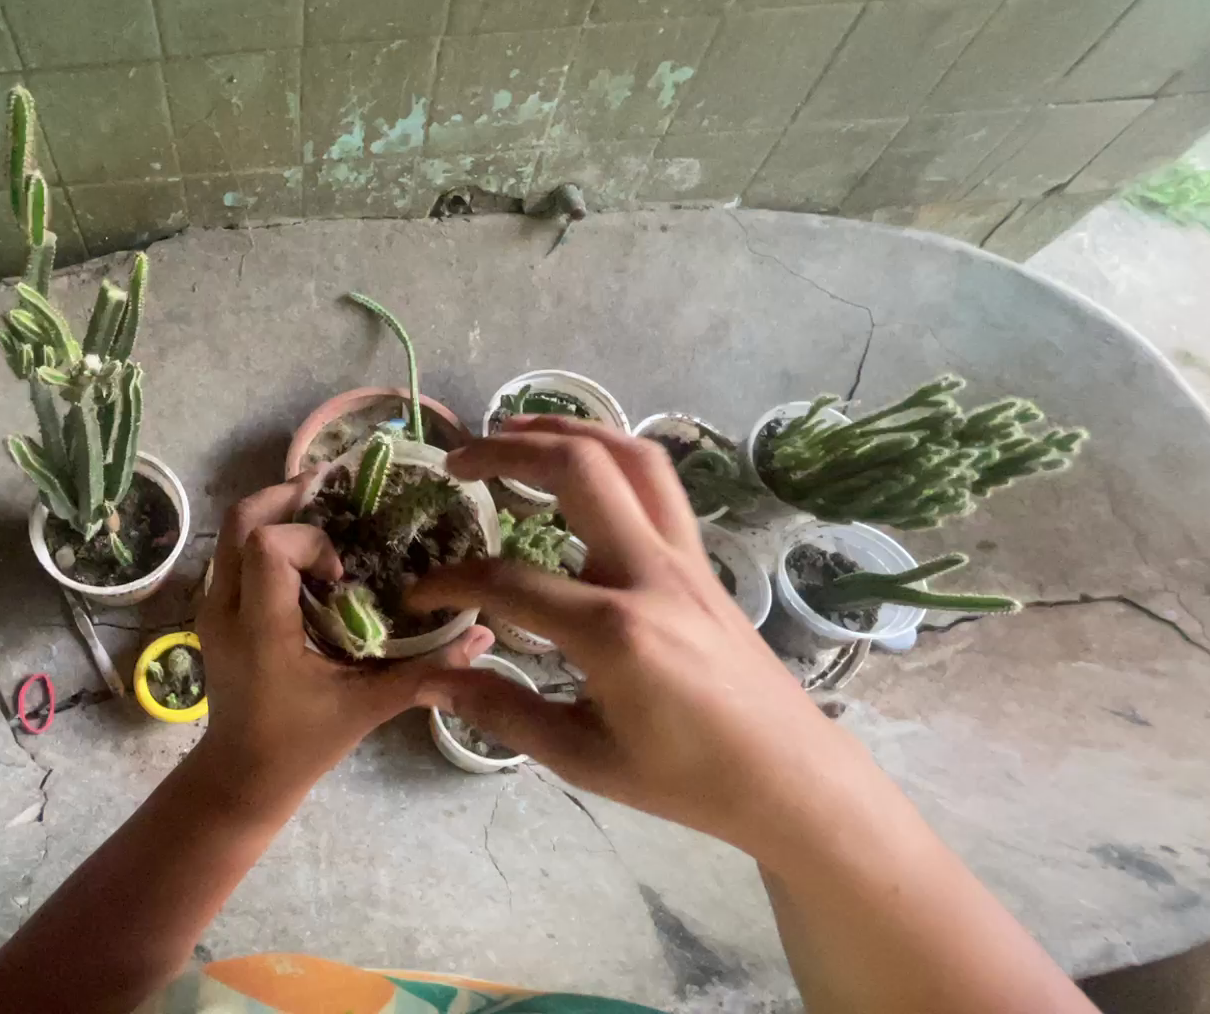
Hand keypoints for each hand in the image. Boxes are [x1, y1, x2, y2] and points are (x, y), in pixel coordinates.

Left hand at [195, 468, 493, 795]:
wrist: (241, 774)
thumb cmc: (301, 744)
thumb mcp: (366, 707)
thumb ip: (425, 671)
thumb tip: (481, 634)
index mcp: (260, 628)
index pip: (267, 545)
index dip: (309, 541)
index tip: (341, 572)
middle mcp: (225, 607)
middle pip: (241, 518)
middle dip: (286, 496)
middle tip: (333, 494)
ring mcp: (211, 606)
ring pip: (231, 531)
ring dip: (275, 512)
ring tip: (322, 513)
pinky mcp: (213, 610)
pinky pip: (233, 552)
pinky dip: (265, 536)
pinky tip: (305, 552)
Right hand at [410, 416, 879, 865]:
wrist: (791, 778)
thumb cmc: (684, 778)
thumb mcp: (582, 756)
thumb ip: (500, 710)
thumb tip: (428, 682)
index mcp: (613, 632)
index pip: (506, 583)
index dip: (449, 582)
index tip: (418, 595)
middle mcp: (649, 573)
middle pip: (577, 470)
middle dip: (505, 452)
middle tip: (457, 461)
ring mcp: (682, 556)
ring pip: (628, 456)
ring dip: (564, 430)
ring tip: (511, 430)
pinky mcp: (698, 556)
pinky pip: (654, 480)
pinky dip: (607, 452)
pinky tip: (575, 464)